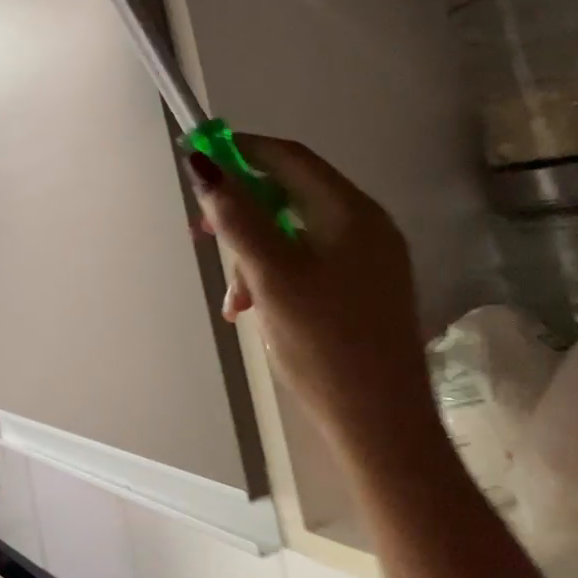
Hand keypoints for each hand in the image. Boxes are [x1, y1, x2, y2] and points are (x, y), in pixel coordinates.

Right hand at [186, 135, 427, 424]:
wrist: (382, 426)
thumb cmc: (324, 344)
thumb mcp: (270, 274)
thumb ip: (236, 216)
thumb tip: (202, 163)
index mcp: (351, 212)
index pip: (289, 157)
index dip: (239, 151)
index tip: (196, 161)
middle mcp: (366, 226)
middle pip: (289, 194)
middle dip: (241, 210)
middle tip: (202, 234)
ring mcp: (369, 259)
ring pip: (294, 231)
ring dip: (253, 252)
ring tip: (234, 297)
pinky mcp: (363, 289)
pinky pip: (308, 260)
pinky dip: (275, 273)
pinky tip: (254, 308)